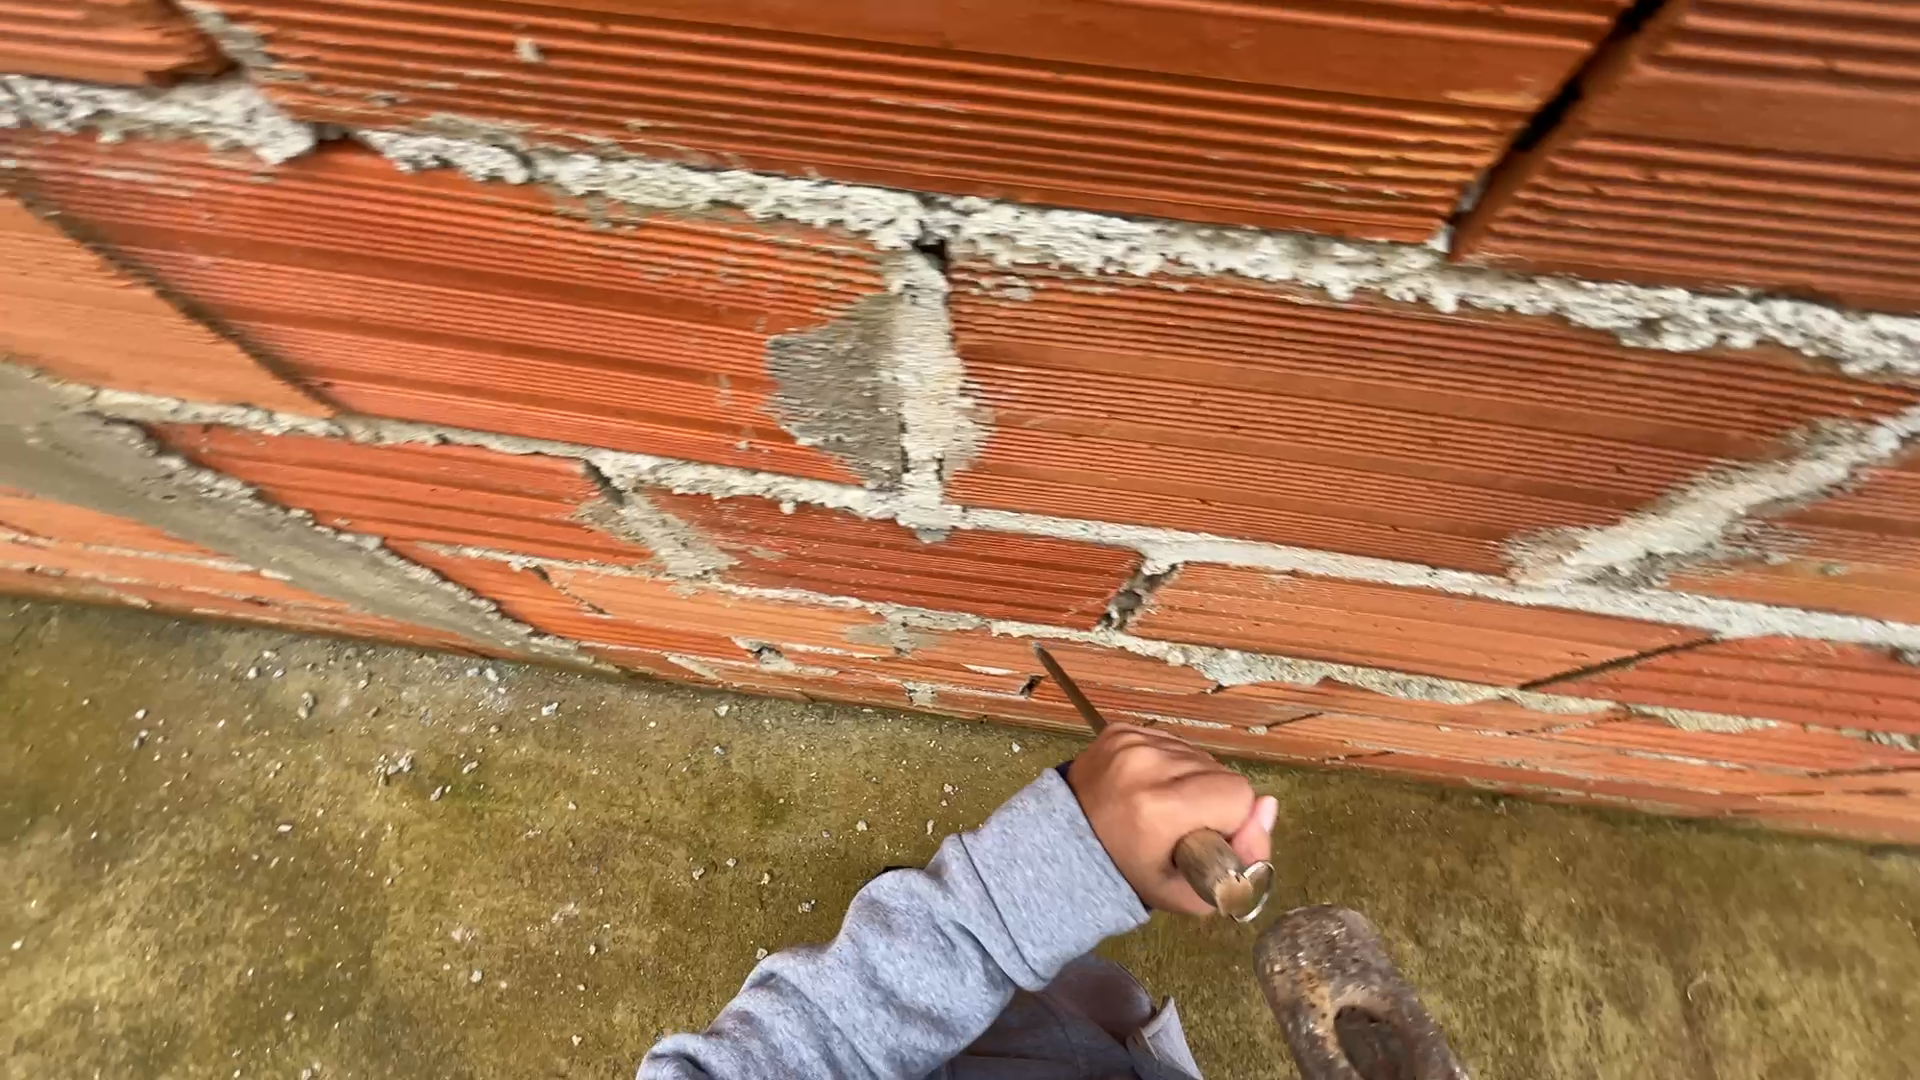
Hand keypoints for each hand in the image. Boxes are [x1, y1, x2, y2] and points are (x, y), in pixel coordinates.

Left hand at [1066, 724, 1278, 915]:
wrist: (1063, 839)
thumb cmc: (1125, 872)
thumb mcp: (1187, 893)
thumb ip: (1240, 862)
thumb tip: (1269, 806)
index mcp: (1158, 807)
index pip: (1237, 794)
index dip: (1236, 821)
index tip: (1213, 840)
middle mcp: (1145, 763)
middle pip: (1220, 772)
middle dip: (1216, 802)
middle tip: (1186, 827)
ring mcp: (1130, 740)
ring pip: (1198, 756)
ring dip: (1194, 781)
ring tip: (1166, 807)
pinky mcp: (1120, 729)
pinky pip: (1171, 743)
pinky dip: (1171, 765)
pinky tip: (1151, 787)